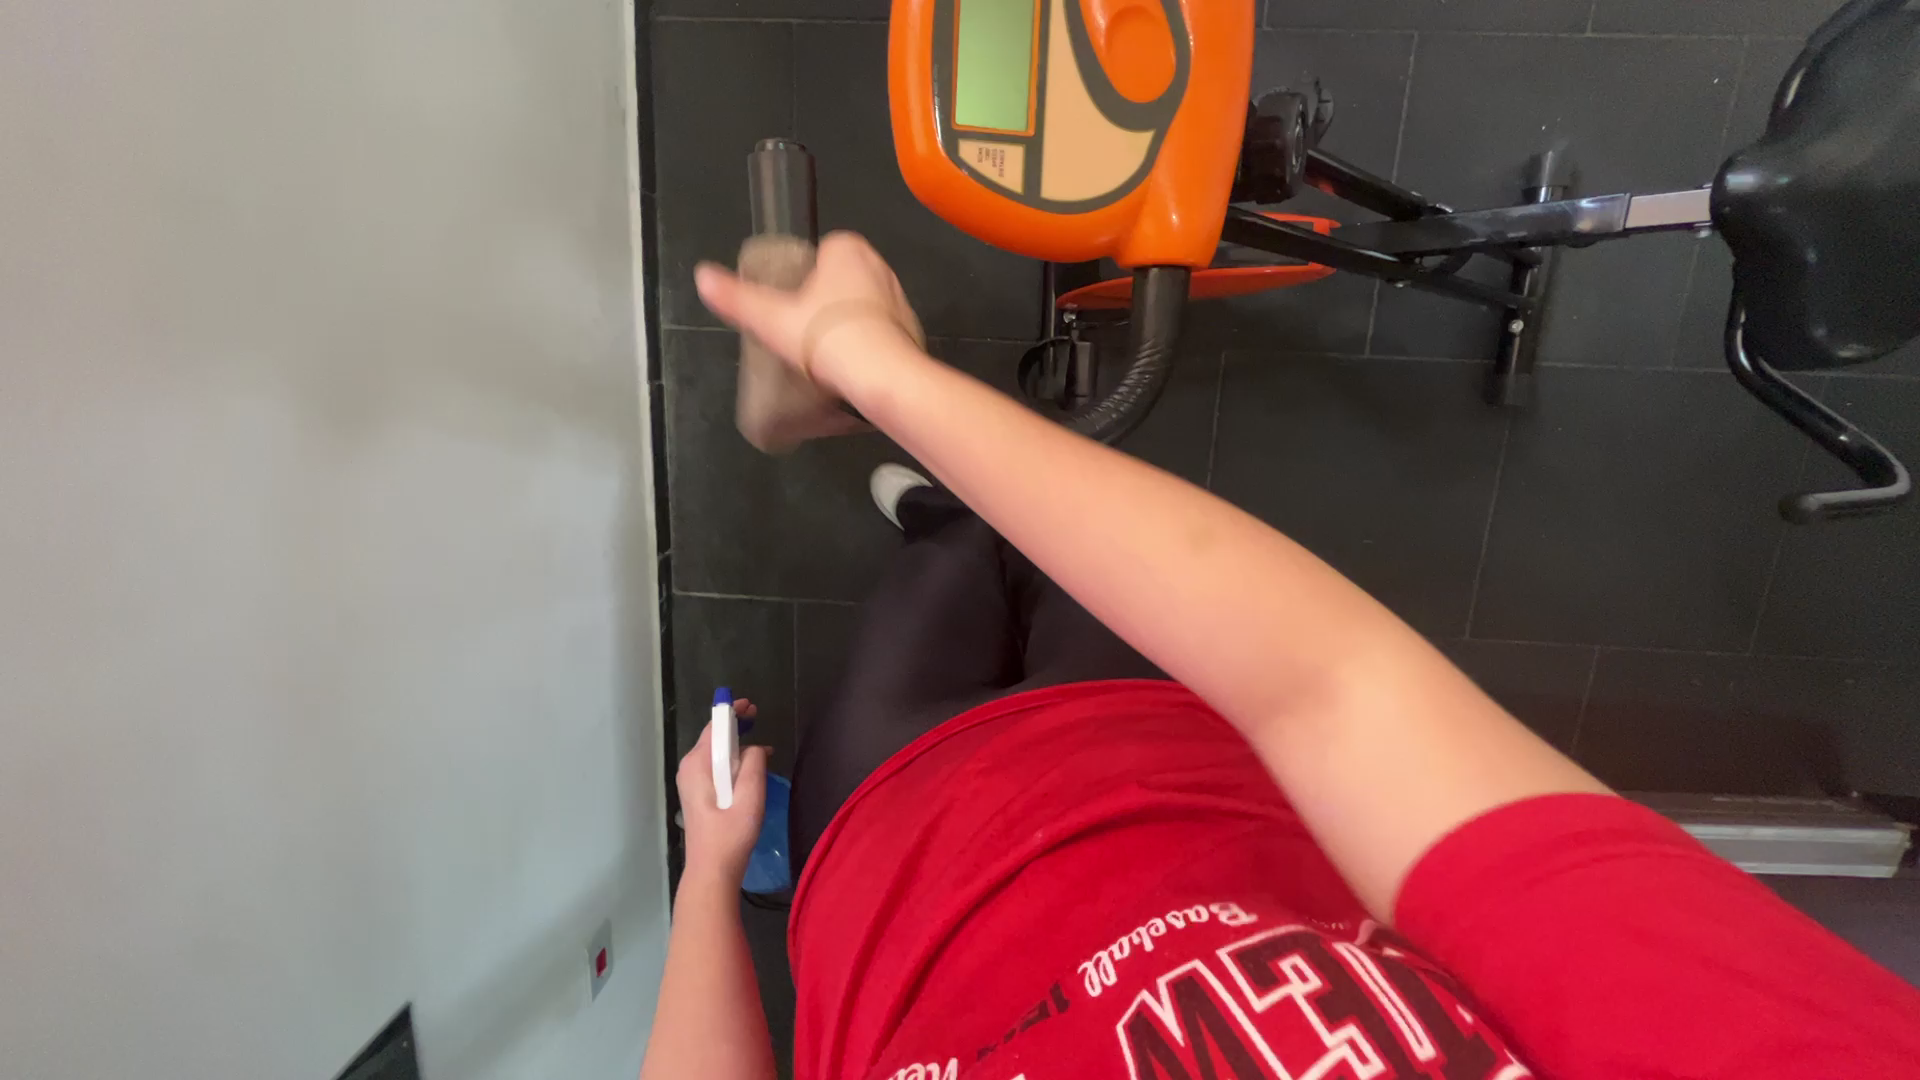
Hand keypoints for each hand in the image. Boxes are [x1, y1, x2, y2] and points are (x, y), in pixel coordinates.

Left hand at [676, 699, 770, 886]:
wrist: (712, 871)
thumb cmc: (731, 833)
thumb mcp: (750, 795)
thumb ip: (753, 763)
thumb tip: (755, 747)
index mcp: (698, 765)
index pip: (714, 726)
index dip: (732, 712)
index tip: (751, 706)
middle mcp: (689, 768)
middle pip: (713, 736)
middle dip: (735, 725)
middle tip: (758, 718)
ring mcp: (691, 781)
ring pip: (715, 752)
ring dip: (737, 745)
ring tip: (761, 748)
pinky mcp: (697, 793)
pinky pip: (715, 765)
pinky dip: (732, 760)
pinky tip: (750, 768)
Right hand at [695, 231, 924, 395]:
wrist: (882, 378)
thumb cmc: (824, 339)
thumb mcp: (772, 319)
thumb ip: (738, 298)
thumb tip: (702, 276)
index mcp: (848, 249)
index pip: (823, 251)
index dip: (805, 277)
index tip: (794, 305)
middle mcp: (881, 266)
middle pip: (844, 279)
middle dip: (828, 300)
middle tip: (806, 332)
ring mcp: (901, 299)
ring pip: (865, 306)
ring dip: (849, 323)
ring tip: (827, 354)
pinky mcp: (913, 332)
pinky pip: (882, 333)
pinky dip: (869, 345)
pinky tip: (853, 367)